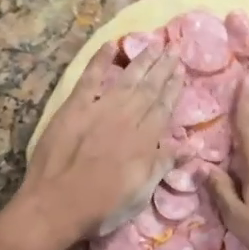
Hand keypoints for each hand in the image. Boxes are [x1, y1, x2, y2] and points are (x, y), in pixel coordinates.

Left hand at [14, 47, 182, 248]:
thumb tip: (192, 146)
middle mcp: (126, 118)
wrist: (56, 204)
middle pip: (149, 87)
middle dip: (163, 67)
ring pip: (127, 78)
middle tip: (174, 47)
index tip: (182, 70)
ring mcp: (99, 109)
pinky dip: (100, 60)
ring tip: (155, 43)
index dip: (174, 88)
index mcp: (144, 140)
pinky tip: (110, 45)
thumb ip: (163, 164)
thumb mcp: (141, 192)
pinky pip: (89, 77)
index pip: (164, 107)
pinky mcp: (74, 107)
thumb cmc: (102, 207)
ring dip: (142, 60)